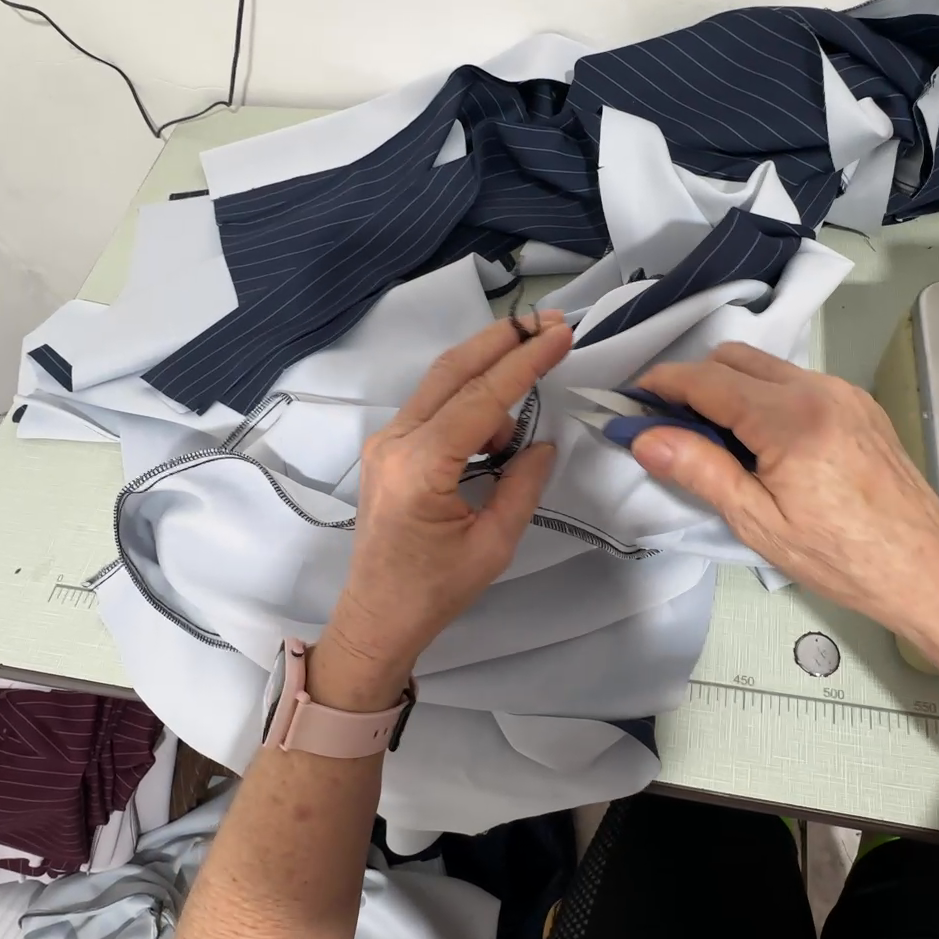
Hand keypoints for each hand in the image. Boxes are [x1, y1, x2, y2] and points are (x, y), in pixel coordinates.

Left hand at [312, 312, 572, 709]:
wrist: (377, 617)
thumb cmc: (435, 592)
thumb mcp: (494, 545)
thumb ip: (523, 485)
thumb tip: (540, 443)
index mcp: (421, 466)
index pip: (482, 398)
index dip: (525, 362)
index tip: (561, 335)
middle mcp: (395, 441)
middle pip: (453, 369)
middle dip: (503, 339)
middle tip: (550, 321)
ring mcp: (385, 441)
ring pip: (441, 382)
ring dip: (488, 369)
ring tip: (529, 387)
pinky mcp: (387, 449)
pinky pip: (433, 406)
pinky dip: (470, 401)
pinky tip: (497, 429)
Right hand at [629, 343, 938, 634]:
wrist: (926, 569)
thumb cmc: (838, 556)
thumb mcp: (758, 521)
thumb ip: (699, 470)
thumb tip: (643, 438)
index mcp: (790, 417)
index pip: (707, 381)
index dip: (661, 386)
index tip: (628, 401)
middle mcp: (818, 388)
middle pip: (734, 358)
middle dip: (692, 382)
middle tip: (668, 425)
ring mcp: (842, 392)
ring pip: (765, 366)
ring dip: (727, 387)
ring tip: (712, 439)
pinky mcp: (857, 404)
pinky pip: (793, 382)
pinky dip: (761, 397)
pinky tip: (760, 443)